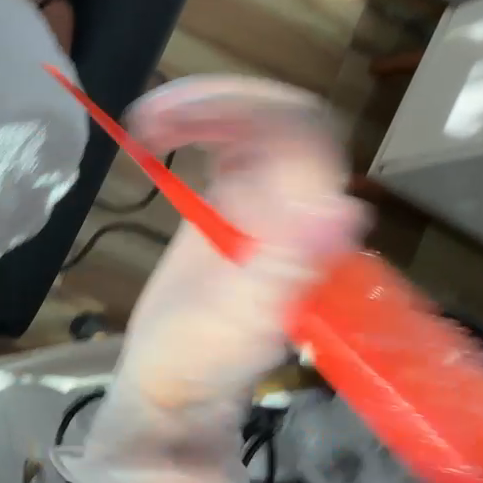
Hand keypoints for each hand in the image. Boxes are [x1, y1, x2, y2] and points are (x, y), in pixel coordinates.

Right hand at [54, 76, 367, 482]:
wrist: (173, 382)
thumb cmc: (198, 361)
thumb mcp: (240, 323)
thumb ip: (287, 270)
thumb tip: (339, 212)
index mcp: (305, 224)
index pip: (296, 135)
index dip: (238, 109)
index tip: (164, 122)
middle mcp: (295, 204)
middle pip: (279, 116)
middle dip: (216, 100)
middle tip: (146, 115)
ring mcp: (265, 203)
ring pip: (255, 123)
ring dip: (202, 107)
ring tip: (143, 120)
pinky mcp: (234, 208)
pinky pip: (228, 145)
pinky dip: (194, 128)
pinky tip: (154, 137)